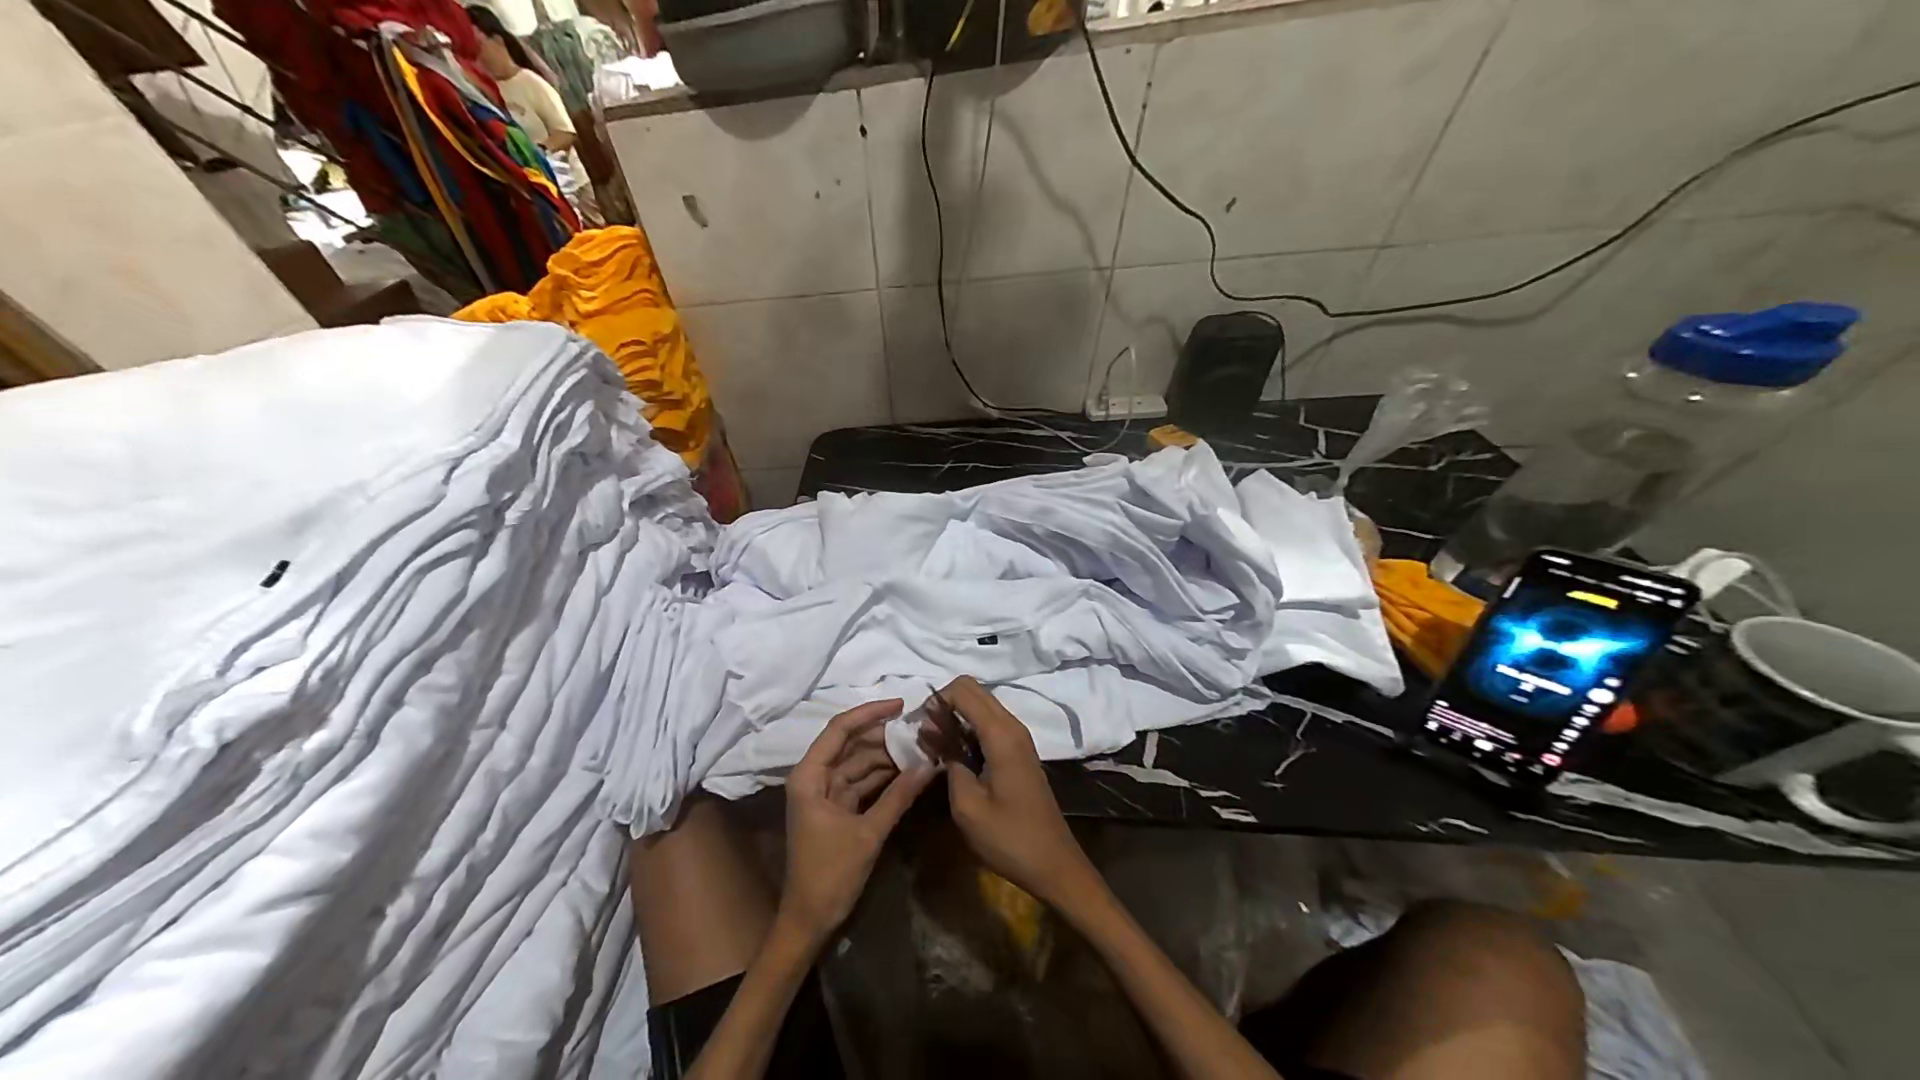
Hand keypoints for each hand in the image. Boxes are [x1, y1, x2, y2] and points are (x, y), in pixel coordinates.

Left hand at [778, 700, 935, 944]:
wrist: (809, 920)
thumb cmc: (830, 875)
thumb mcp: (868, 834)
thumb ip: (898, 797)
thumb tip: (929, 765)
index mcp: (809, 776)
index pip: (840, 730)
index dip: (870, 713)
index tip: (901, 704)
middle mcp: (813, 778)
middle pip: (851, 744)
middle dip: (884, 736)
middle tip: (920, 729)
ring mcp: (825, 794)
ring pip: (858, 763)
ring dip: (887, 757)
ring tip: (921, 748)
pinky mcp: (836, 809)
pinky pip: (862, 783)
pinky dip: (883, 778)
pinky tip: (909, 772)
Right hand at [935, 677, 1106, 913]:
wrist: (1053, 864)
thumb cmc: (1008, 838)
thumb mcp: (966, 805)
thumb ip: (948, 760)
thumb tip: (932, 732)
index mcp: (1001, 734)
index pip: (963, 690)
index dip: (936, 701)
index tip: (919, 729)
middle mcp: (1012, 726)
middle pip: (973, 689)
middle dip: (944, 704)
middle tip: (925, 736)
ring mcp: (1019, 737)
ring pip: (981, 705)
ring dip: (955, 716)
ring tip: (934, 747)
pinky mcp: (1019, 750)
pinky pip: (989, 723)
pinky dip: (968, 728)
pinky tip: (954, 756)